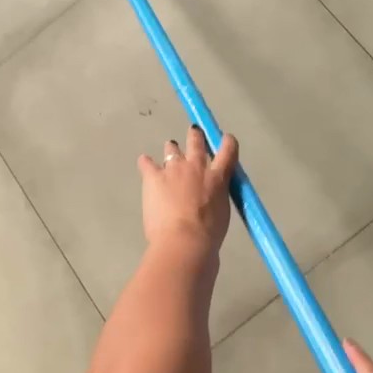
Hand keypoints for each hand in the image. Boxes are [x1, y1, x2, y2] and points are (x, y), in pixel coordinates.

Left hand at [137, 126, 235, 251]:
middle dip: (195, 135)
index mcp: (217, 177)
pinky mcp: (153, 176)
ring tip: (169, 155)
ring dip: (171, 151)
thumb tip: (211, 195)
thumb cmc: (208, 234)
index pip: (228, 150)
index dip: (227, 142)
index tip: (225, 140)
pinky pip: (147, 162)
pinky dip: (146, 163)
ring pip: (171, 149)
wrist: (183, 241)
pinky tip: (145, 163)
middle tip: (193, 132)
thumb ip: (216, 197)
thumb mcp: (222, 212)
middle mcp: (196, 166)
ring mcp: (173, 169)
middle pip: (196, 141)